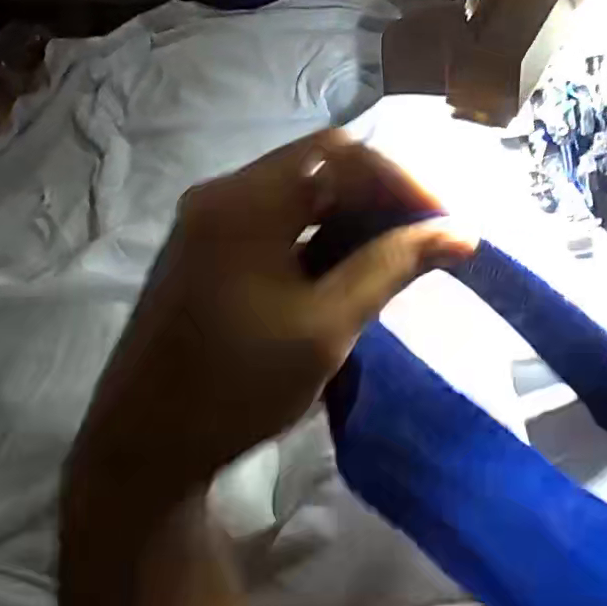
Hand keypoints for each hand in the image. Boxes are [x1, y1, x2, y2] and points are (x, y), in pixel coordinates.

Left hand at [70, 130, 475, 511]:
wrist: (144, 451)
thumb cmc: (238, 386)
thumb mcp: (329, 324)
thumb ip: (395, 265)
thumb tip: (462, 231)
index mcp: (246, 200)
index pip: (342, 153)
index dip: (402, 180)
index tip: (442, 222)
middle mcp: (224, 193)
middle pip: (322, 166)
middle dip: (383, 195)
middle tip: (428, 236)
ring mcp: (212, 219)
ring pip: (304, 191)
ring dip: (357, 213)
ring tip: (402, 250)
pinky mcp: (212, 248)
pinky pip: (282, 218)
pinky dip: (325, 231)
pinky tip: (354, 263)